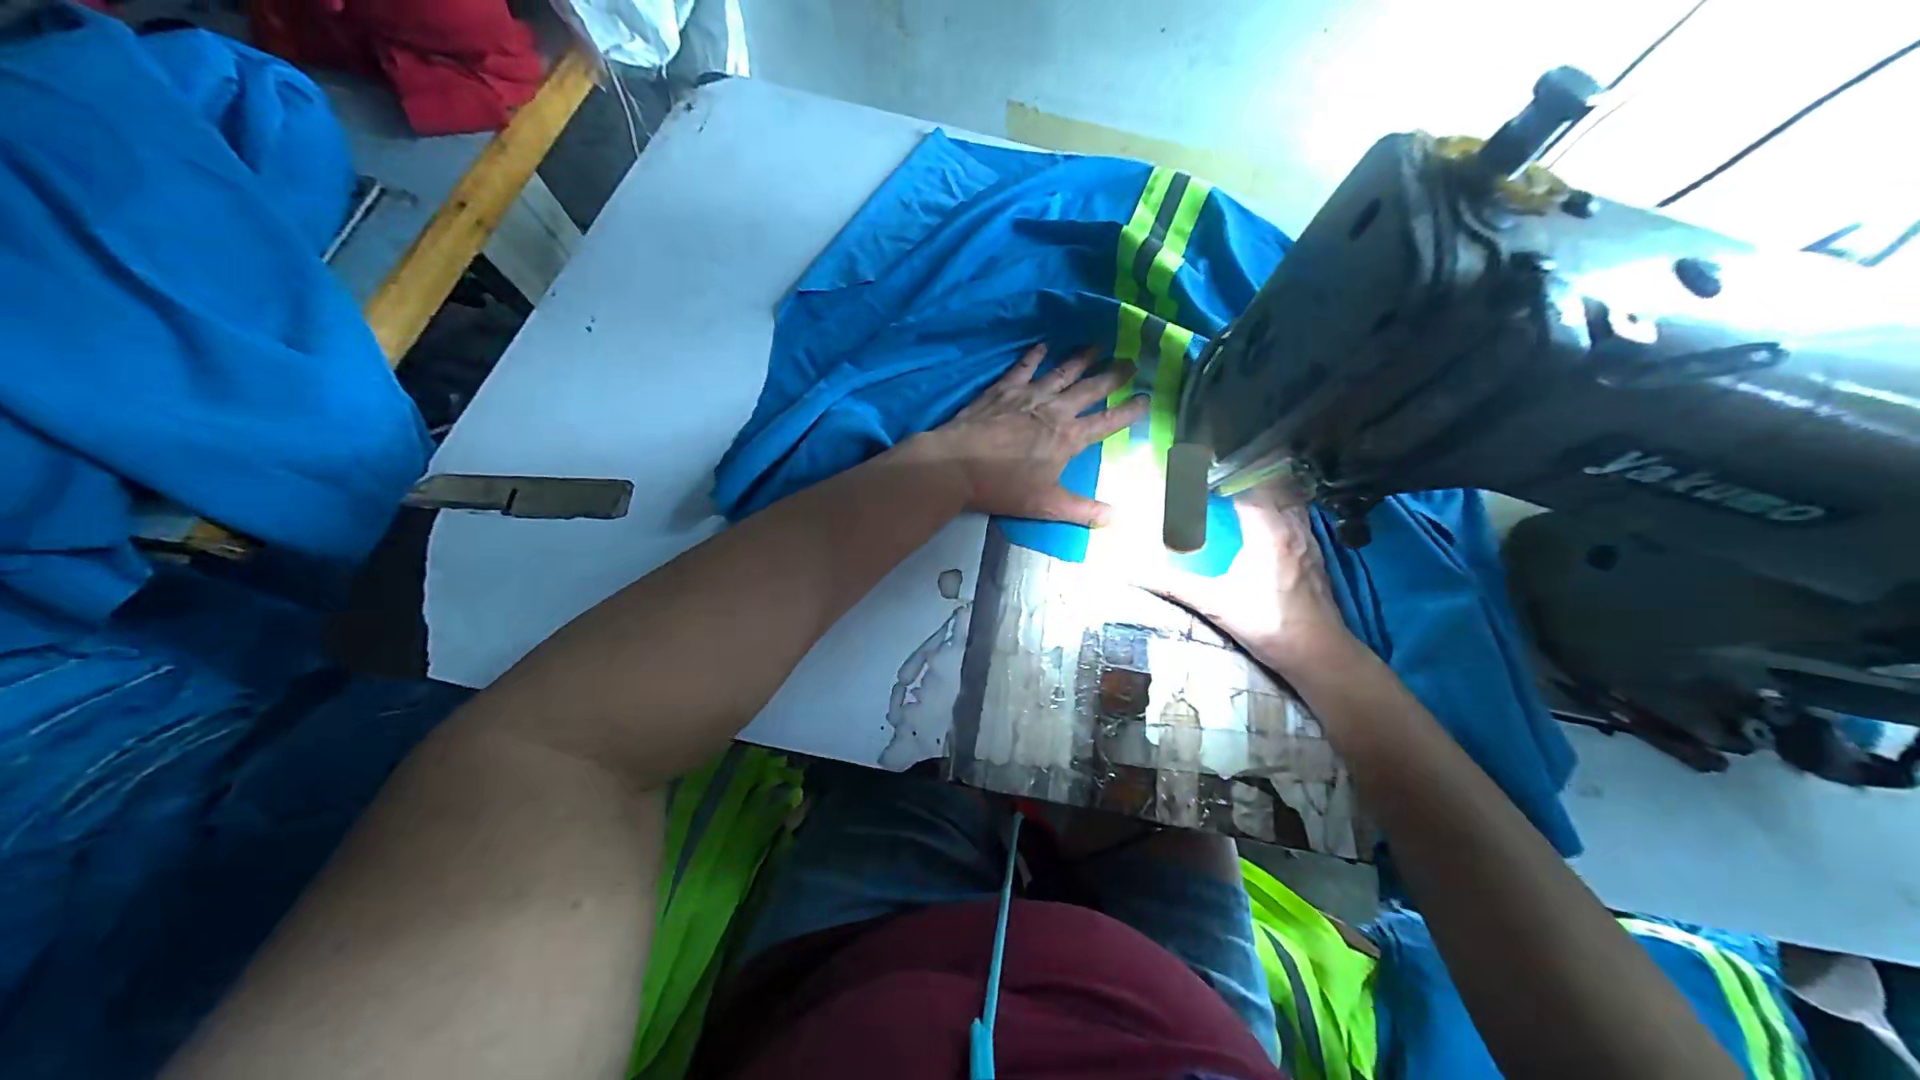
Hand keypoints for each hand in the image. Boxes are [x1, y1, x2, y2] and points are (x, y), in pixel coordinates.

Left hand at [900, 343, 1146, 526]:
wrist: (957, 464)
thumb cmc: (1002, 487)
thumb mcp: (1045, 505)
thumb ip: (1081, 510)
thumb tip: (1114, 517)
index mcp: (1067, 438)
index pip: (1106, 422)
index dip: (1129, 411)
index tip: (1146, 398)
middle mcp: (1053, 411)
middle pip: (1089, 389)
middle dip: (1113, 376)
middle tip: (1131, 361)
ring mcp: (1027, 396)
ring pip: (1061, 372)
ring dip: (1081, 358)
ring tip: (1098, 345)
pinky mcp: (1003, 389)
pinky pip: (1023, 367)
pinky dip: (1035, 355)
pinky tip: (1043, 344)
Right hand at [1141, 484, 1360, 676]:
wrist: (1320, 653)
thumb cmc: (1270, 626)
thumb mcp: (1216, 605)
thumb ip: (1174, 585)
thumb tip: (1134, 574)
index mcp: (1269, 530)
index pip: (1248, 482)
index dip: (1222, 471)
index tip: (1197, 465)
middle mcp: (1292, 526)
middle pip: (1273, 481)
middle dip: (1244, 472)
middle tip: (1214, 473)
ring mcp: (1307, 537)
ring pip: (1289, 495)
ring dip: (1265, 487)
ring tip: (1236, 488)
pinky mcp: (1314, 551)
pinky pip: (1296, 513)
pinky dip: (1277, 505)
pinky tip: (1260, 519)